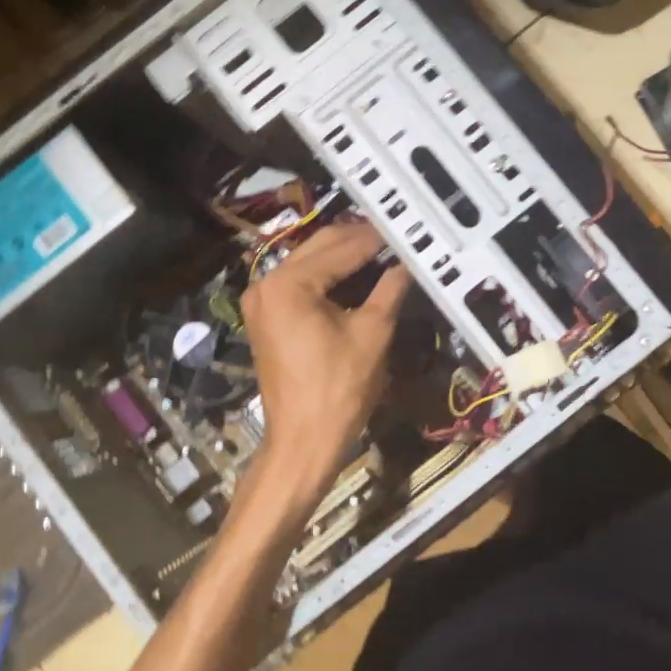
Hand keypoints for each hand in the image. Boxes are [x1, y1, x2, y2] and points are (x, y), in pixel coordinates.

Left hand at [241, 223, 410, 513]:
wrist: (303, 440)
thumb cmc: (339, 389)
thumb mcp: (372, 333)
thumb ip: (389, 289)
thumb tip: (408, 262)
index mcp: (288, 284)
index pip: (341, 248)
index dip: (377, 239)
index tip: (408, 230)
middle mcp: (266, 283)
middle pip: (320, 248)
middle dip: (359, 241)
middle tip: (398, 236)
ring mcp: (262, 300)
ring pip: (310, 263)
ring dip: (345, 258)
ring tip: (384, 253)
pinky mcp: (267, 317)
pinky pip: (301, 284)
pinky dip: (329, 278)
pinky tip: (358, 277)